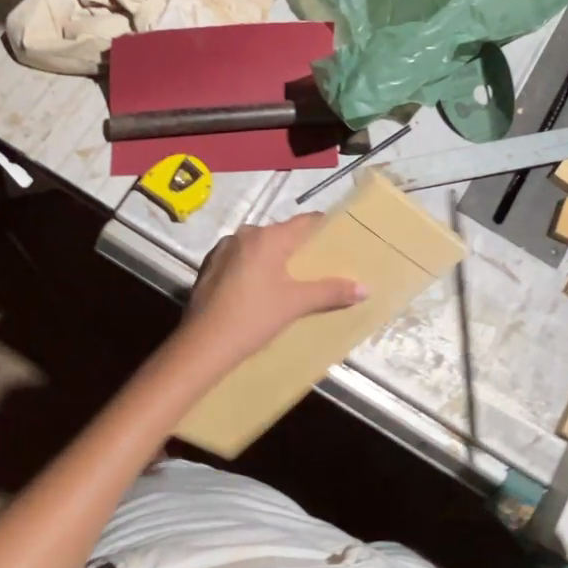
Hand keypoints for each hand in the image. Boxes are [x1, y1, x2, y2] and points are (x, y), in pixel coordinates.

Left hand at [176, 215, 365, 368]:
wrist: (203, 345)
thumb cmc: (253, 318)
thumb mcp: (296, 304)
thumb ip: (331, 292)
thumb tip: (364, 288)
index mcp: (267, 237)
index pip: (305, 222)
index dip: (324, 229)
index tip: (340, 240)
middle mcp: (244, 235)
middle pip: (281, 234)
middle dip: (300, 249)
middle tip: (320, 266)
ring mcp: (222, 249)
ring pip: (259, 248)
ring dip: (275, 259)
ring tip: (292, 281)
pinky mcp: (209, 267)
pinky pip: (240, 260)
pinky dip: (254, 269)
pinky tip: (260, 290)